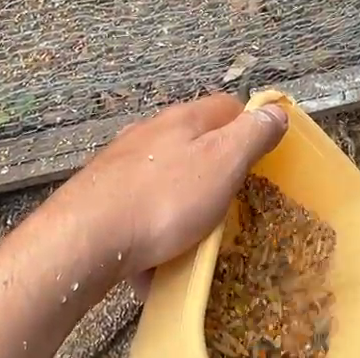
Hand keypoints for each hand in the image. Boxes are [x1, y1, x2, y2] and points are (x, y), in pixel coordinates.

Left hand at [43, 94, 288, 286]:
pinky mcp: (106, 193)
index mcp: (185, 118)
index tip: (264, 157)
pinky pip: (144, 206)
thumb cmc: (161, 200)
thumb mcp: (221, 163)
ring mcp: (126, 160)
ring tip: (196, 234)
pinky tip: (158, 253)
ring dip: (186, 200)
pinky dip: (156, 226)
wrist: (84, 238)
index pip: (229, 105)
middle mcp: (153, 130)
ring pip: (170, 174)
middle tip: (233, 202)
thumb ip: (251, 135)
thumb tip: (276, 109)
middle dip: (217, 169)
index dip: (251, 127)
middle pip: (198, 140)